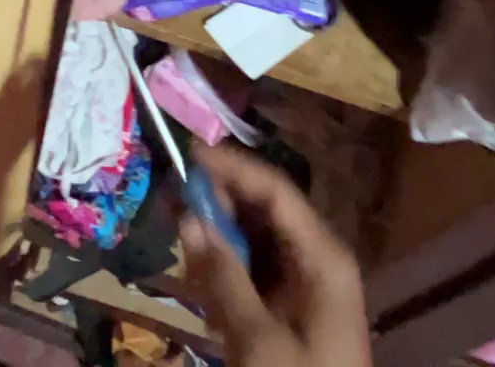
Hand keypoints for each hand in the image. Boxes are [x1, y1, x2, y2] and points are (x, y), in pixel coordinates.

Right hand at [181, 146, 371, 366]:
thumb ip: (222, 275)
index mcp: (323, 257)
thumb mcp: (259, 340)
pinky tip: (197, 263)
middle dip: (218, 197)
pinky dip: (224, 260)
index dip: (231, 167)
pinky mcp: (289, 306)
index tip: (187, 154)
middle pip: (263, 208)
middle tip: (171, 191)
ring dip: (217, 227)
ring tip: (176, 220)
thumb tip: (188, 217)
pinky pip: (253, 266)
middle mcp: (316, 258)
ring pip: (254, 235)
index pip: (274, 191)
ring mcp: (304, 282)